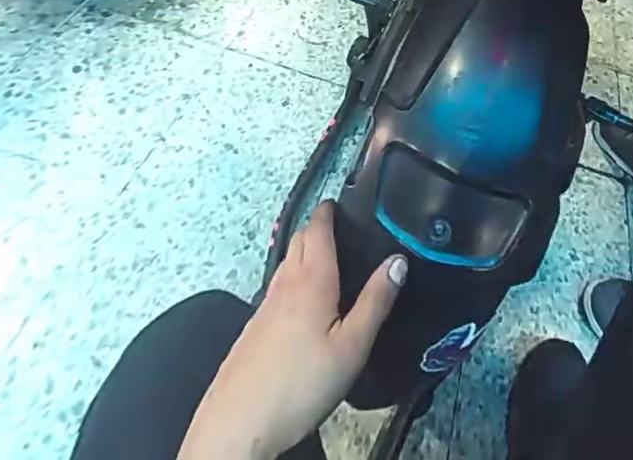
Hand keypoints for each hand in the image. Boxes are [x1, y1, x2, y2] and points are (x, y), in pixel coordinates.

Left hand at [182, 202, 406, 459]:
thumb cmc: (300, 385)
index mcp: (312, 281)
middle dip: (317, 227)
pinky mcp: (250, 332)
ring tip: (327, 260)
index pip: (317, 228)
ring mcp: (263, 308)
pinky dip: (293, 280)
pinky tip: (302, 306)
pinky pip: (276, 289)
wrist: (234, 432)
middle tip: (341, 229)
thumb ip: (376, 301)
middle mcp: (284, 285)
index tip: (342, 201)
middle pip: (299, 241)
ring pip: (286, 265)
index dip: (328, 210)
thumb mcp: (352, 347)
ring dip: (304, 252)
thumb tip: (398, 259)